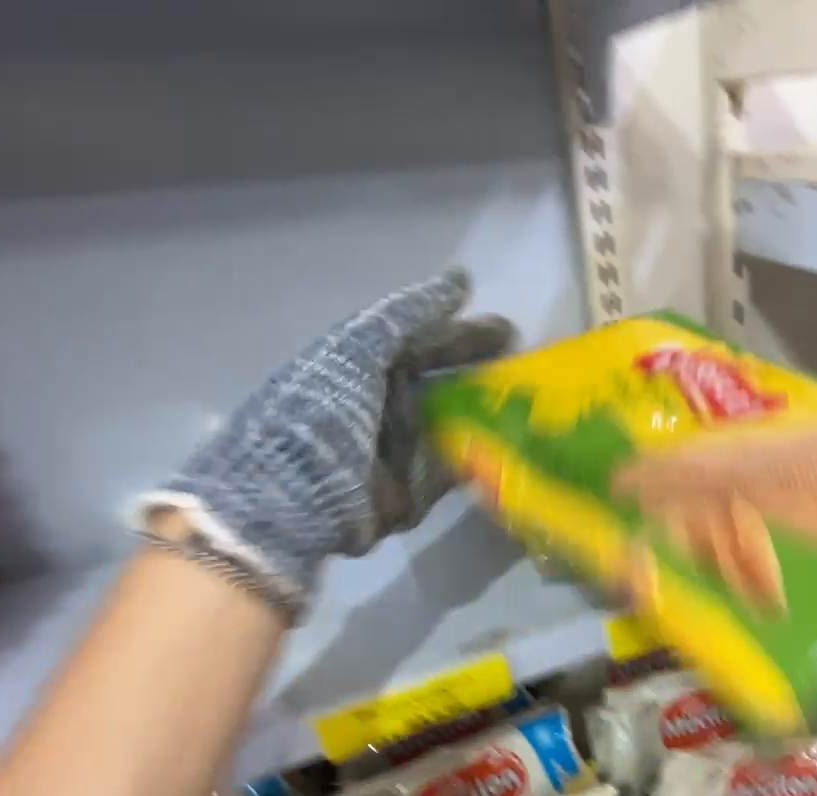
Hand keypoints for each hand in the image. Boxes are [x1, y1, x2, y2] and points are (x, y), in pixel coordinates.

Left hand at [137, 269, 512, 619]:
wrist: (291, 494)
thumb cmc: (321, 412)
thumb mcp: (357, 347)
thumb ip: (406, 314)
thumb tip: (460, 280)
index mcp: (363, 367)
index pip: (423, 342)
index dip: (462, 334)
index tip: (507, 331)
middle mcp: (380, 406)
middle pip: (442, 382)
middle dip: (480, 373)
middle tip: (524, 367)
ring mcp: (394, 451)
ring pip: (451, 425)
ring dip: (484, 416)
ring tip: (524, 407)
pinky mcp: (407, 494)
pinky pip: (448, 471)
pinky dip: (473, 460)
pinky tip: (505, 448)